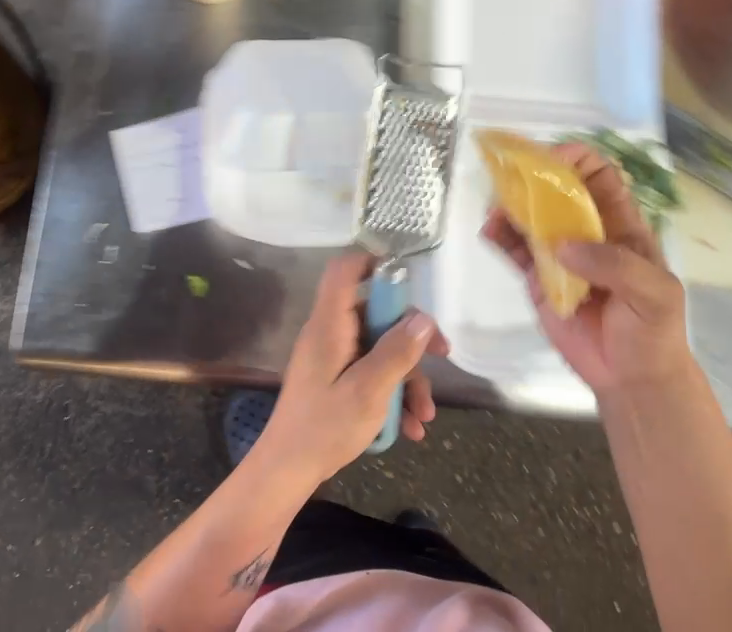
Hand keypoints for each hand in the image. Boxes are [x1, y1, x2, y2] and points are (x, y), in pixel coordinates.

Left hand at [254, 254, 448, 488]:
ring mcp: (333, 357)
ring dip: (407, 378)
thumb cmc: (325, 426)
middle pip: (374, 312)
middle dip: (411, 336)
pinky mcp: (336, 379)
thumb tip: (422, 318)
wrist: (288, 468)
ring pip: (379, 348)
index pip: (343, 271)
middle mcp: (329, 333)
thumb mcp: (369, 391)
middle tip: (442, 355)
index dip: (373, 264)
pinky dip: (393, 394)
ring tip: (425, 416)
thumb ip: (396, 352)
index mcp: (329, 325)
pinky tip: (410, 428)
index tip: (408, 280)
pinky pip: (371, 372)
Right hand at [482, 142, 696, 397]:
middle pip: (556, 189)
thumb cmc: (653, 331)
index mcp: (620, 225)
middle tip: (508, 179)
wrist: (631, 379)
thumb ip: (615, 266)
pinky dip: (499, 236)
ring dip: (509, 205)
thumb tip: (562, 246)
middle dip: (532, 178)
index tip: (550, 161)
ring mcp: (559, 253)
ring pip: (530, 216)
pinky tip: (490, 232)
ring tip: (496, 210)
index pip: (599, 176)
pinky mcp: (536, 277)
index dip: (576, 159)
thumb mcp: (654, 294)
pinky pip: (514, 249)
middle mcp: (586, 232)